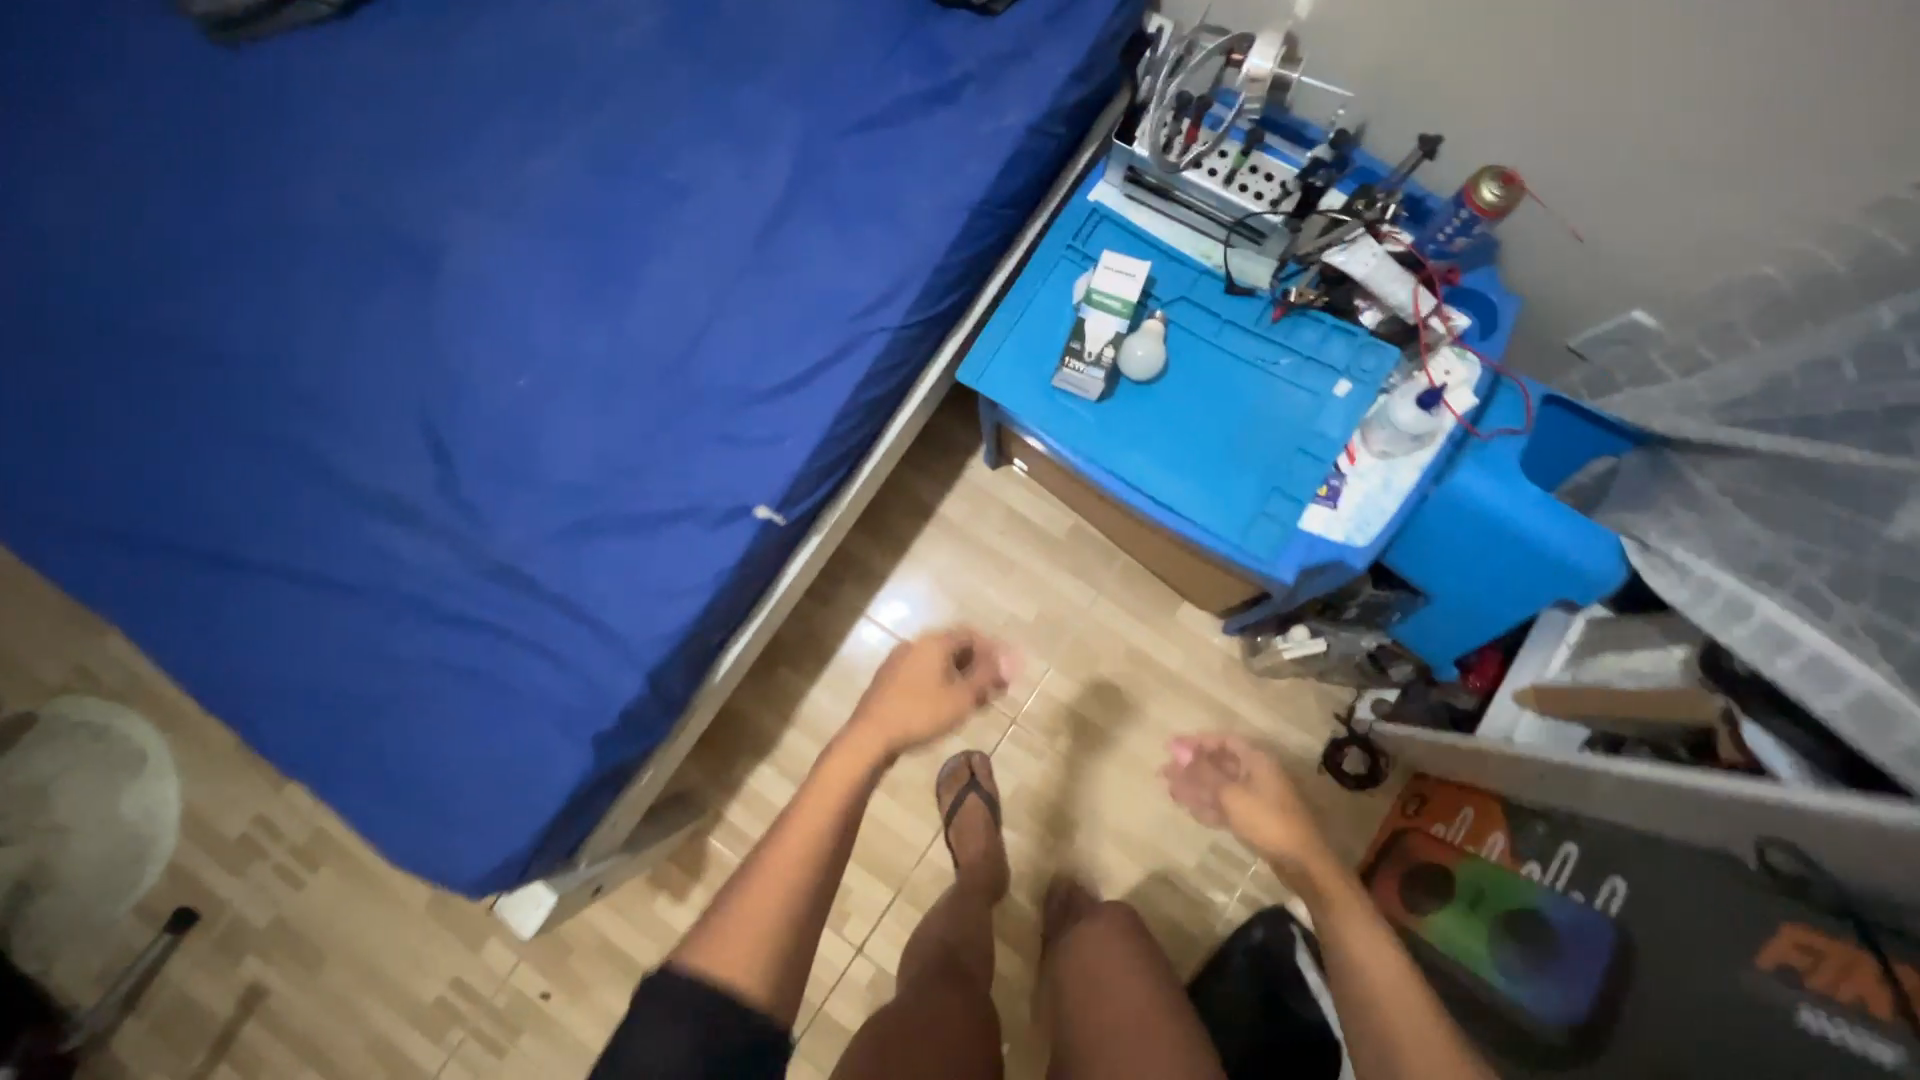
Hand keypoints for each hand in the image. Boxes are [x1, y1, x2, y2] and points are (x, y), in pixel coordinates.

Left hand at [847, 628, 1015, 756]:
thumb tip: (1012, 660)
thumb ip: (988, 677)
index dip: (993, 650)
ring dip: (961, 677)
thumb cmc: (920, 714)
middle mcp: (915, 645)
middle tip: (995, 687)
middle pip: (954, 648)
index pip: (971, 634)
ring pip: (938, 663)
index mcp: (933, 642)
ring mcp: (898, 662)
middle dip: (978, 665)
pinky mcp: (888, 681)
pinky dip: (942, 684)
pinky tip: (948, 706)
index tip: (1008, 670)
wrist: (869, 737)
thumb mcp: (961, 698)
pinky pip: (923, 674)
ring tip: (975, 700)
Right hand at [1161, 733, 1338, 885]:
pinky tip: (1189, 809)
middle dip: (1191, 768)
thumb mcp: (1231, 794)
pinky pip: (1225, 806)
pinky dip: (1208, 806)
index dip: (1196, 742)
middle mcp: (1256, 774)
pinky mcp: (1254, 819)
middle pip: (1218, 764)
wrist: (1301, 862)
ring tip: (1170, 792)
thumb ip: (1203, 772)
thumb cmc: (1267, 820)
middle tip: (1163, 773)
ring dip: (1195, 788)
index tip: (1170, 747)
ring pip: (1219, 787)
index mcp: (1256, 760)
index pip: (1222, 741)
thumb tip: (1178, 751)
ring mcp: (1256, 797)